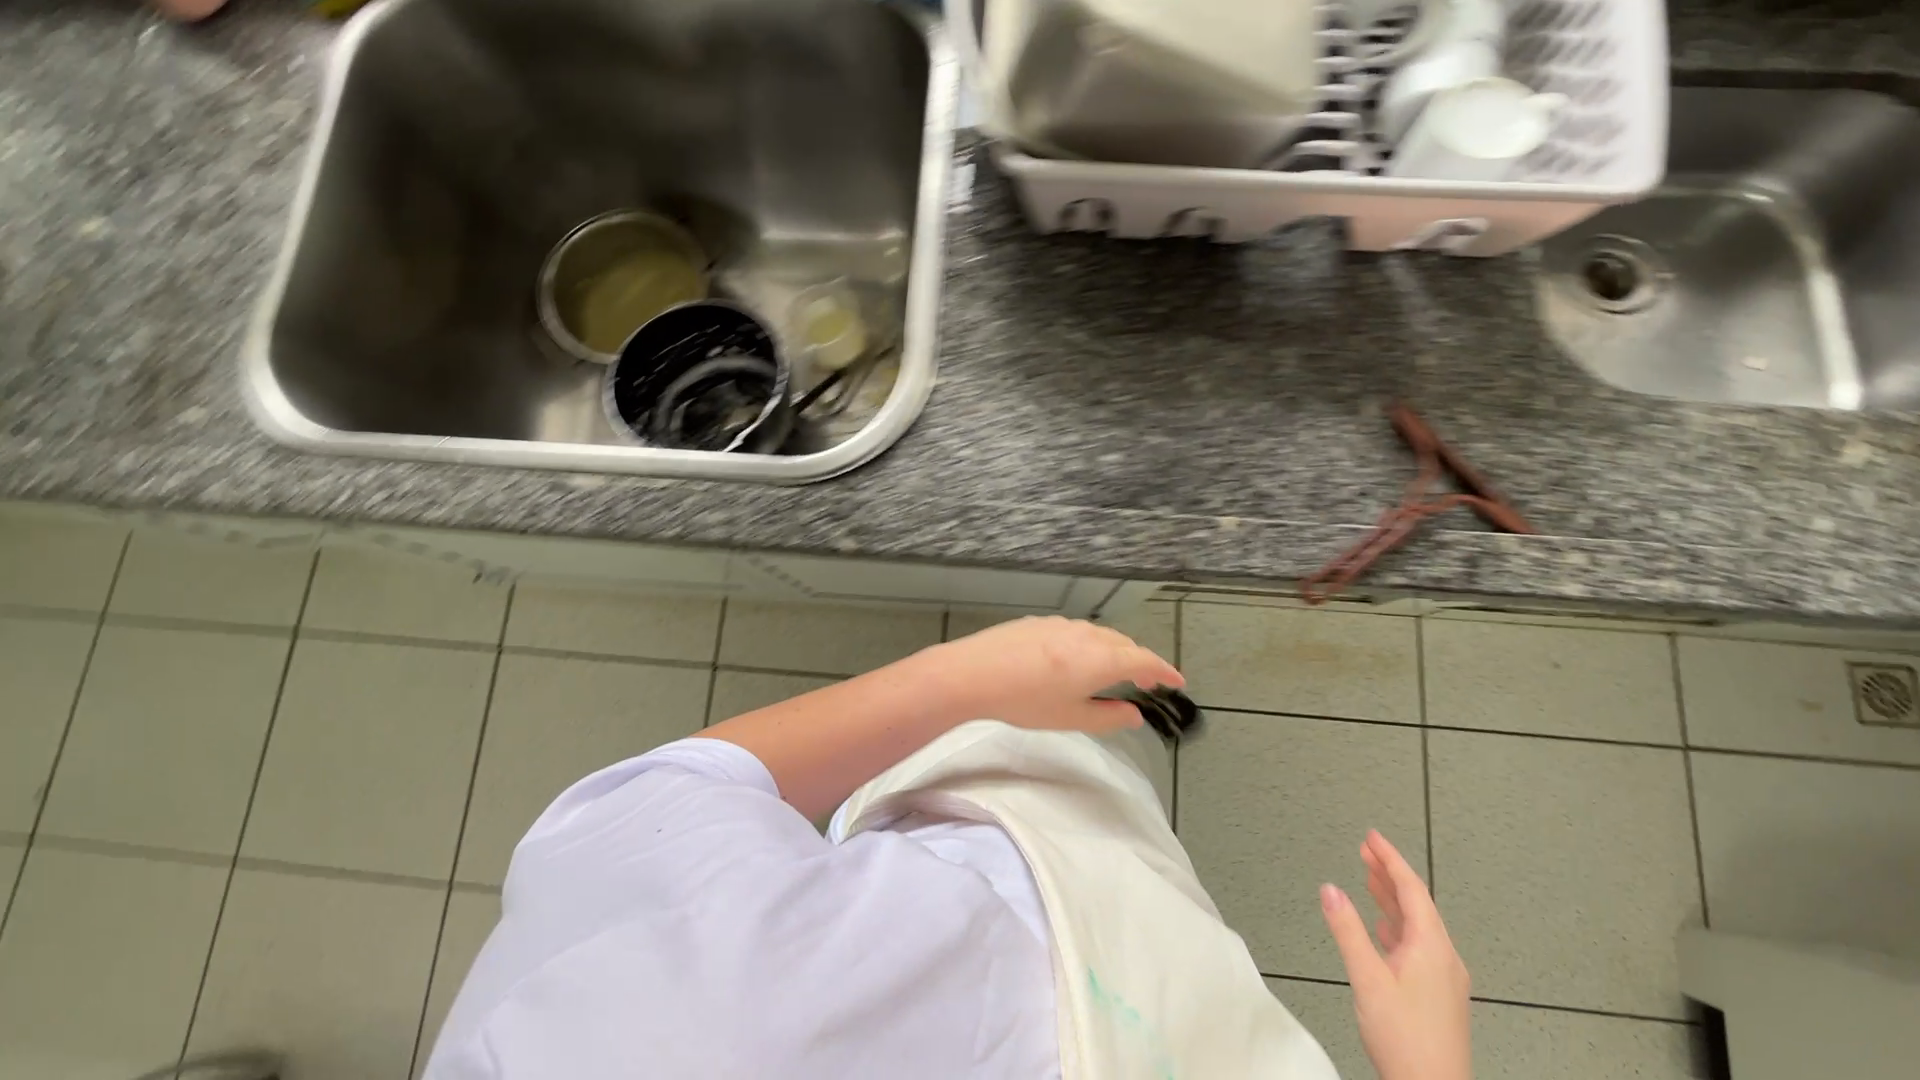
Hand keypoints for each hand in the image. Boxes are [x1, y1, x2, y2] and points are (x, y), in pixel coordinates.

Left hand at [921, 616, 1182, 734]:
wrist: (974, 673)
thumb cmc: (1027, 701)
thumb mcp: (1072, 718)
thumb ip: (1109, 717)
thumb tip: (1135, 714)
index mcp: (1103, 658)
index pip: (1145, 661)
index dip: (1164, 671)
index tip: (1177, 682)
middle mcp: (1088, 634)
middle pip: (1124, 645)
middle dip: (1140, 662)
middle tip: (1147, 681)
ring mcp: (1062, 625)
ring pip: (1100, 635)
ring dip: (1114, 651)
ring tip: (1114, 671)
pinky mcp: (1039, 623)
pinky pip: (1076, 632)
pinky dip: (1090, 645)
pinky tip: (1075, 660)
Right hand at [1320, 831, 1471, 1079]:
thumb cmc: (1403, 1036)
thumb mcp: (1367, 979)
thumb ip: (1347, 931)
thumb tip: (1329, 887)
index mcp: (1431, 947)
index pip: (1411, 889)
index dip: (1390, 859)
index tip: (1372, 837)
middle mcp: (1443, 956)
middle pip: (1417, 904)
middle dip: (1390, 874)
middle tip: (1366, 849)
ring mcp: (1444, 977)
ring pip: (1418, 925)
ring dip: (1393, 899)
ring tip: (1370, 877)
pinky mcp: (1439, 994)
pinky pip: (1419, 945)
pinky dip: (1398, 926)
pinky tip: (1384, 929)